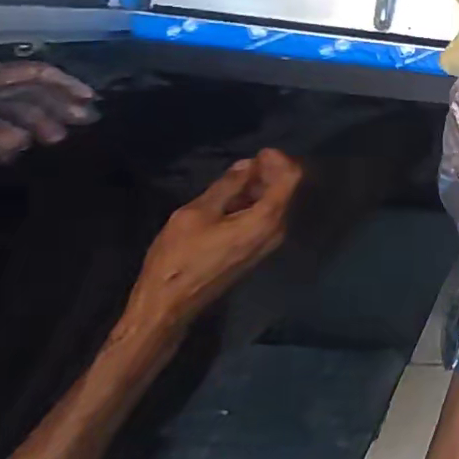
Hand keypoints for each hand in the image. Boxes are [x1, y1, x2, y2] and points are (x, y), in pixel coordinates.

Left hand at [0, 62, 99, 176]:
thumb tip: (24, 140)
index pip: (25, 74)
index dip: (60, 83)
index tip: (88, 102)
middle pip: (20, 90)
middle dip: (53, 104)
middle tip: (80, 126)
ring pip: (4, 108)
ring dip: (32, 121)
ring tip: (52, 141)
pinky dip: (6, 136)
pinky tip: (14, 152)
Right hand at [127, 149, 302, 325]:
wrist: (168, 306)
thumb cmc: (180, 257)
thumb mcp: (198, 212)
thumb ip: (228, 185)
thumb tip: (248, 165)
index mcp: (266, 220)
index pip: (291, 178)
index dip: (278, 160)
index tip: (258, 153)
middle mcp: (275, 232)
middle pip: (286, 190)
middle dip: (270, 171)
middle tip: (246, 163)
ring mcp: (267, 244)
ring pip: (276, 204)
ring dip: (261, 187)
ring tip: (237, 177)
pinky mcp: (255, 252)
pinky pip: (266, 218)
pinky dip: (255, 202)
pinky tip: (233, 198)